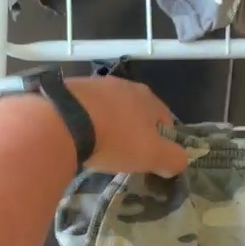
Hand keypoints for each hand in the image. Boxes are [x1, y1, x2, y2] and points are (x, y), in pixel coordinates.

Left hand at [65, 76, 189, 176]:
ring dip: (110, 125)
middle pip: (137, 113)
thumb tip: (181, 161)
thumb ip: (174, 158)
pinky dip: (86, 122)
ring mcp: (97, 84)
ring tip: (99, 147)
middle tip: (125, 155)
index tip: (151, 160)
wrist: (63, 121)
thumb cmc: (116, 139)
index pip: (166, 120)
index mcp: (149, 98)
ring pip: (111, 109)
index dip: (163, 142)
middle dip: (134, 132)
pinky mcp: (71, 89)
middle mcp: (126, 85)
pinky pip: (86, 109)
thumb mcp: (153, 155)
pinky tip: (78, 137)